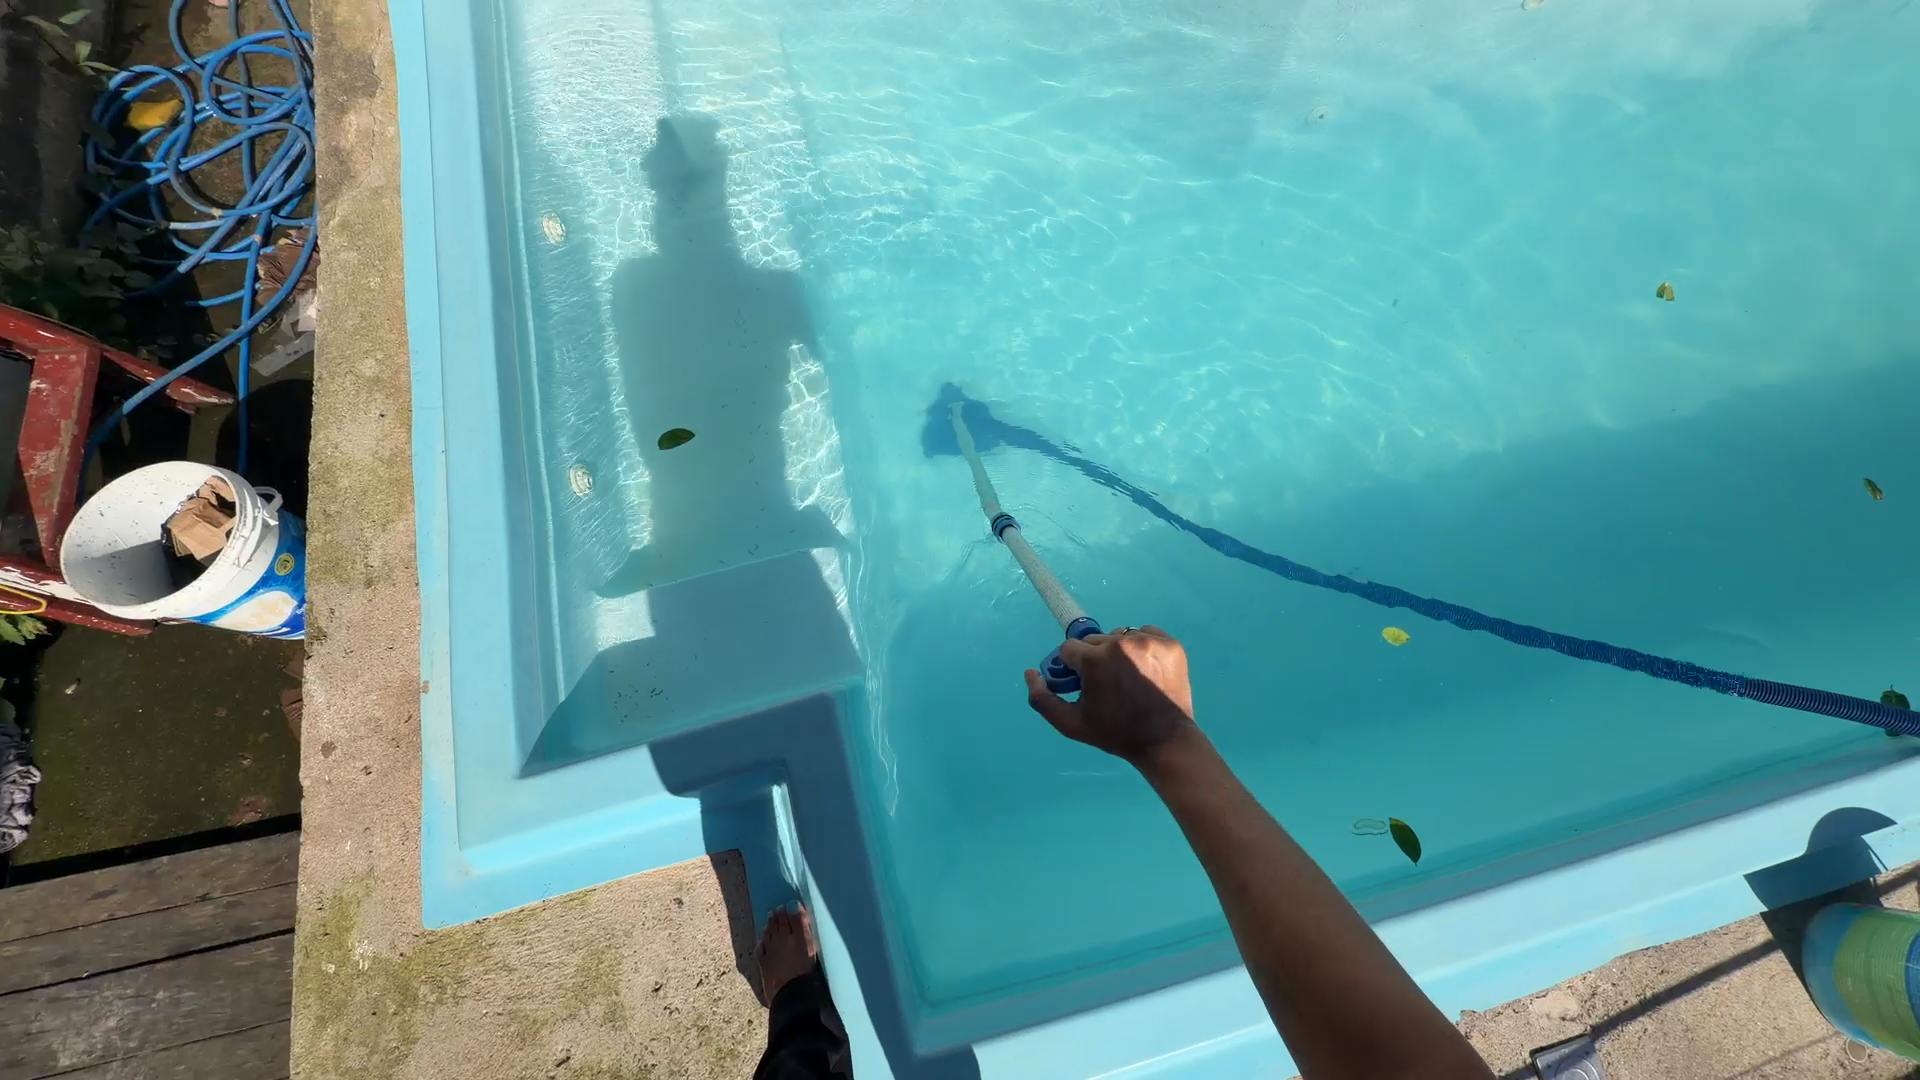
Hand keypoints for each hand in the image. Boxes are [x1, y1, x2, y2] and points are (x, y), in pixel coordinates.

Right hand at [1024, 625, 1196, 767]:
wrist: (1165, 741)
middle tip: (1108, 684)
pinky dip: (1142, 648)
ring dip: (1118, 652)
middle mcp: (1120, 643)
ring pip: (1119, 636)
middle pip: (1094, 641)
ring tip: (1129, 677)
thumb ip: (1042, 699)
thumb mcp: (1071, 724)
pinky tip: (1146, 670)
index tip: (1085, 684)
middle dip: (1095, 659)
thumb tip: (1030, 673)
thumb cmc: (1115, 733)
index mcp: (1095, 660)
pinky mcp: (1169, 643)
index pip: (1069, 650)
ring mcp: (1148, 641)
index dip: (1074, 669)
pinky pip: (1145, 634)